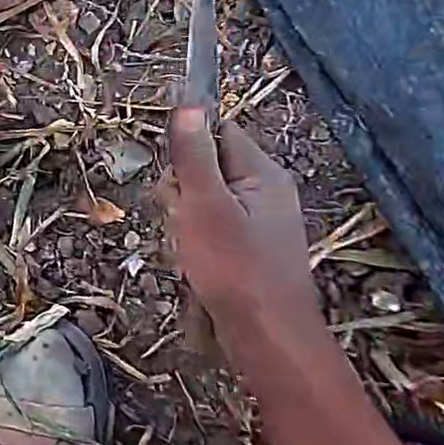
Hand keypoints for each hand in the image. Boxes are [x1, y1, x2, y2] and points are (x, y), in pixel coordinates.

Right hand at [167, 107, 319, 327]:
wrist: (268, 338)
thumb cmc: (235, 268)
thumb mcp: (205, 205)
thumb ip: (194, 155)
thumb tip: (189, 106)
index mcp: (263, 172)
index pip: (217, 132)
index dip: (188, 148)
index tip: (175, 179)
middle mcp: (267, 190)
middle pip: (208, 165)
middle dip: (182, 188)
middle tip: (180, 217)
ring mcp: (261, 220)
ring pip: (205, 197)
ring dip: (185, 216)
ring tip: (186, 244)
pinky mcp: (251, 245)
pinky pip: (213, 223)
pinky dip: (197, 237)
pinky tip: (193, 259)